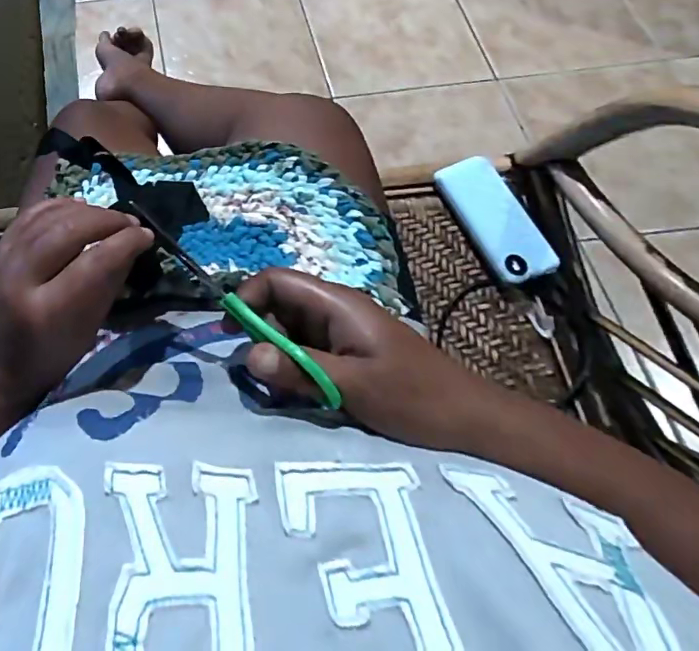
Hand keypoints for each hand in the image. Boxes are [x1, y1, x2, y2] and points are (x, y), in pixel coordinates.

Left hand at [0, 198, 152, 405]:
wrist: (3, 364)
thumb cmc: (56, 352)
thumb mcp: (91, 326)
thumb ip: (111, 280)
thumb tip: (136, 240)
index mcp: (46, 312)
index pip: (93, 263)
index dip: (125, 242)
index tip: (147, 235)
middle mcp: (18, 282)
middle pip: (68, 233)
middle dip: (107, 221)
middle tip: (132, 222)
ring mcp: (3, 262)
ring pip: (50, 218)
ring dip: (87, 211)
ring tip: (111, 217)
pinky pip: (31, 214)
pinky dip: (60, 206)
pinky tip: (81, 207)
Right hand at [233, 267, 511, 449]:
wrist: (469, 418)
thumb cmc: (414, 397)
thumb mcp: (353, 386)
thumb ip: (299, 370)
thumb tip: (247, 355)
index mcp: (337, 304)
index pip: (277, 280)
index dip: (247, 298)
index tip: (229, 333)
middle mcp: (335, 309)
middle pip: (280, 304)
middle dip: (260, 333)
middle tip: (259, 373)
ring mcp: (343, 330)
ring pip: (291, 330)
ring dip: (278, 355)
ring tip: (280, 389)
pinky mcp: (349, 352)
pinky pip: (308, 350)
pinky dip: (296, 367)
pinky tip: (302, 394)